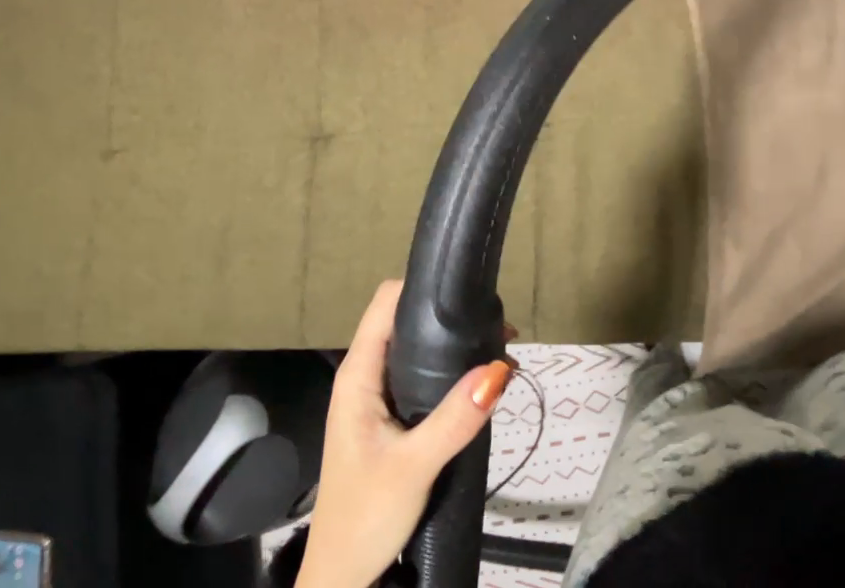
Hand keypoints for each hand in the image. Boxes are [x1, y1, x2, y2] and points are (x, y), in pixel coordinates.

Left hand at [296, 281, 512, 587]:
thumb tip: (499, 369)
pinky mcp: (392, 422)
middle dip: (449, 318)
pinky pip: (422, 382)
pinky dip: (451, 376)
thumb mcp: (415, 465)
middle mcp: (365, 378)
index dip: (422, 286)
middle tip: (500, 327)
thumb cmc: (365, 515)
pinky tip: (481, 386)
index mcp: (358, 375)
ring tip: (500, 351)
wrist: (343, 576)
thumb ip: (455, 418)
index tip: (468, 289)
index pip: (385, 303)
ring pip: (416, 353)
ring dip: (454, 349)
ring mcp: (378, 400)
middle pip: (405, 323)